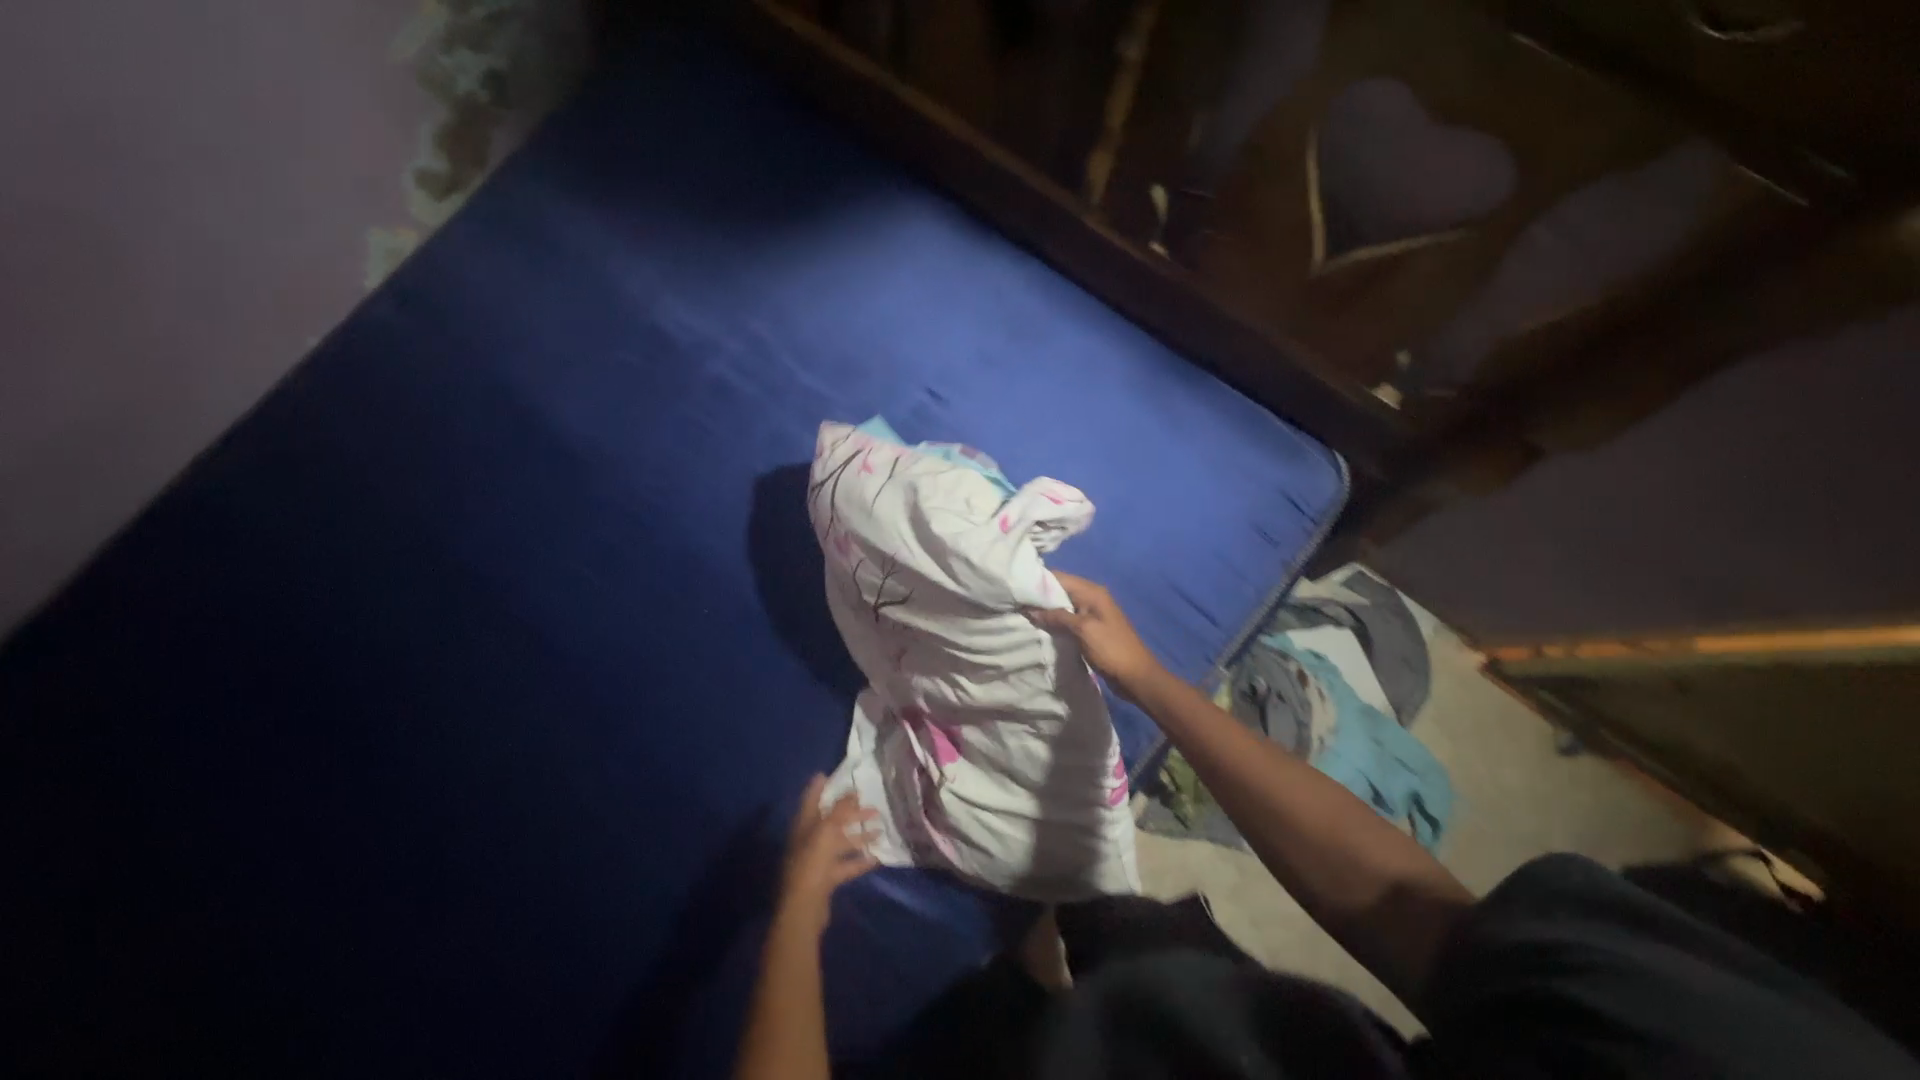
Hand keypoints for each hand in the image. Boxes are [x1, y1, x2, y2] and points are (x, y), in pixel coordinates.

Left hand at [776, 775, 878, 937]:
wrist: (803, 907)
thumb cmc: (812, 863)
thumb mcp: (827, 830)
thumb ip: (841, 810)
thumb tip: (853, 792)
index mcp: (804, 825)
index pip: (811, 800)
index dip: (819, 787)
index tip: (830, 774)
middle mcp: (808, 840)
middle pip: (831, 821)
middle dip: (850, 813)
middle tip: (872, 805)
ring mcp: (816, 861)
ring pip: (840, 843)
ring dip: (859, 836)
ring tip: (880, 829)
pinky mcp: (826, 879)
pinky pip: (846, 865)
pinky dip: (860, 860)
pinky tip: (877, 858)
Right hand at [1027, 572, 1166, 698]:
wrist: (1136, 676)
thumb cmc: (1111, 649)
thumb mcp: (1082, 630)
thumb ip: (1057, 617)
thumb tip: (1030, 609)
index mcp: (1092, 592)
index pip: (1059, 577)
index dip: (1037, 581)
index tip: (1015, 588)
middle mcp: (1092, 597)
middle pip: (1060, 590)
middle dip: (1039, 596)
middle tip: (1015, 604)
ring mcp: (1092, 614)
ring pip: (1062, 606)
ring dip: (1046, 610)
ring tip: (1023, 616)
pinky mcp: (1090, 629)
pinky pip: (1068, 619)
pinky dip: (1055, 622)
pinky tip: (1041, 628)